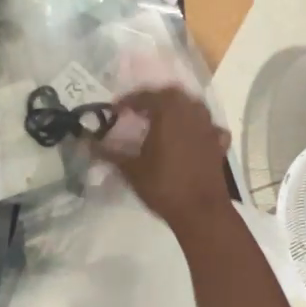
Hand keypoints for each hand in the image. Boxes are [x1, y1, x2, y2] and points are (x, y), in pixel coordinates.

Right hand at [97, 87, 231, 228]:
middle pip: (171, 95)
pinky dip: (196, 127)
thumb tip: (86, 143)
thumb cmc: (163, 186)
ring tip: (161, 122)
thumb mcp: (131, 170)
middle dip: (153, 100)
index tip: (114, 111)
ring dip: (175, 109)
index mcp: (168, 112)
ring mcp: (208, 126)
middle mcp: (190, 112)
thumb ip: (109, 153)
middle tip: (137, 112)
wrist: (201, 211)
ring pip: (191, 106)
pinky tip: (189, 136)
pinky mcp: (219, 143)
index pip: (144, 96)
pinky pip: (207, 126)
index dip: (127, 102)